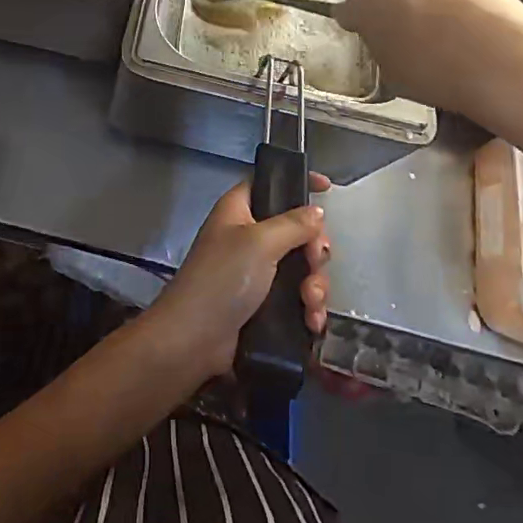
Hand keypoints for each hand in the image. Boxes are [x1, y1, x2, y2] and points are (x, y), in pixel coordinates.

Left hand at [143, 174, 332, 383]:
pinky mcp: (265, 304)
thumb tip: (317, 211)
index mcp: (239, 211)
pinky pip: (298, 298)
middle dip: (313, 250)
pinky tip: (312, 322)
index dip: (295, 182)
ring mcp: (257, 272)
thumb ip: (293, 224)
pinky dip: (309, 308)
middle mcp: (248, 237)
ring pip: (302, 267)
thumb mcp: (259, 242)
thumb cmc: (223, 279)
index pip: (269, 184)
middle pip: (296, 229)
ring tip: (310, 303)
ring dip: (315, 285)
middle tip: (313, 262)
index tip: (327, 187)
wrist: (195, 339)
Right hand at [334, 0, 522, 130]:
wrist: (509, 66)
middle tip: (404, 39)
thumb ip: (381, 49)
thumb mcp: (393, 76)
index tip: (362, 33)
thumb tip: (385, 43)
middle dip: (392, 9)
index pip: (350, 9)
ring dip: (426, 4)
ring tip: (444, 39)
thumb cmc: (443, 77)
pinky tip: (470, 30)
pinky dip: (457, 3)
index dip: (355, 23)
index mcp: (369, 3)